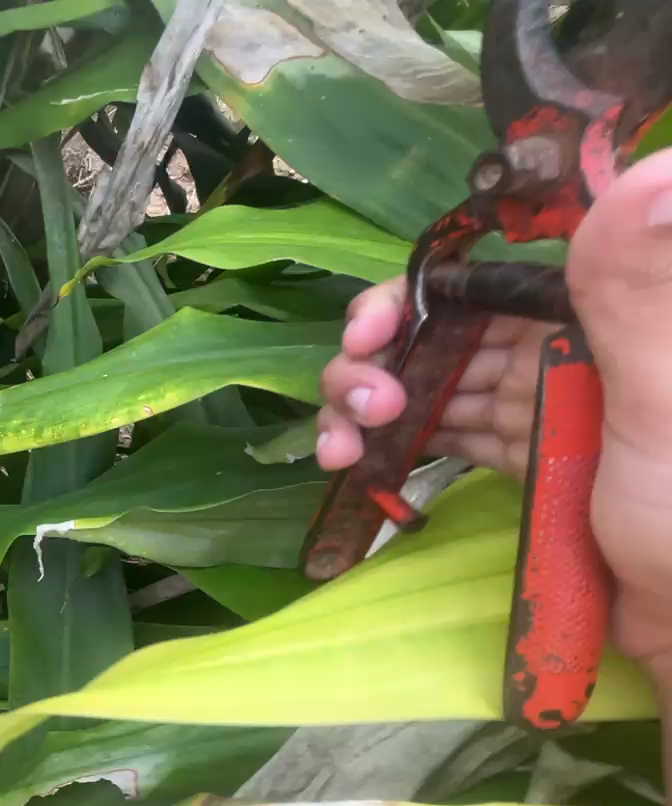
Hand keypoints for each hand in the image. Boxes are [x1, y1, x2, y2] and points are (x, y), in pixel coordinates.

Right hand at [314, 148, 671, 684]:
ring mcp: (548, 402)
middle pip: (447, 330)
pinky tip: (349, 460)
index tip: (369, 329)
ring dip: (365, 407)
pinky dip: (386, 441)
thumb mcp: (670, 402)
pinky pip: (440, 431)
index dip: (419, 294)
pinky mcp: (525, 451)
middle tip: (357, 405)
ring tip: (337, 448)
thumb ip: (645, 297)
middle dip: (378, 362)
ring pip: (430, 380)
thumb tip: (651, 173)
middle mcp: (578, 348)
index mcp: (619, 319)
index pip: (500, 277)